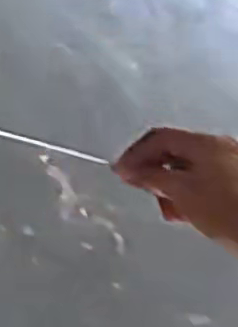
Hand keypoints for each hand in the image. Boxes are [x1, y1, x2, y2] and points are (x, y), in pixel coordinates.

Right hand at [114, 126, 237, 253]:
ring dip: (183, 188)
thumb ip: (149, 176)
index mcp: (207, 142)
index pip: (156, 138)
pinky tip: (205, 213)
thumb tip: (137, 173)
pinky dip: (207, 195)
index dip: (134, 155)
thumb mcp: (177, 191)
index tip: (124, 174)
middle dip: (160, 174)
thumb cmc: (231, 212)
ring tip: (179, 210)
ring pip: (204, 172)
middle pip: (181, 155)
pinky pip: (224, 185)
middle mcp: (231, 149)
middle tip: (149, 191)